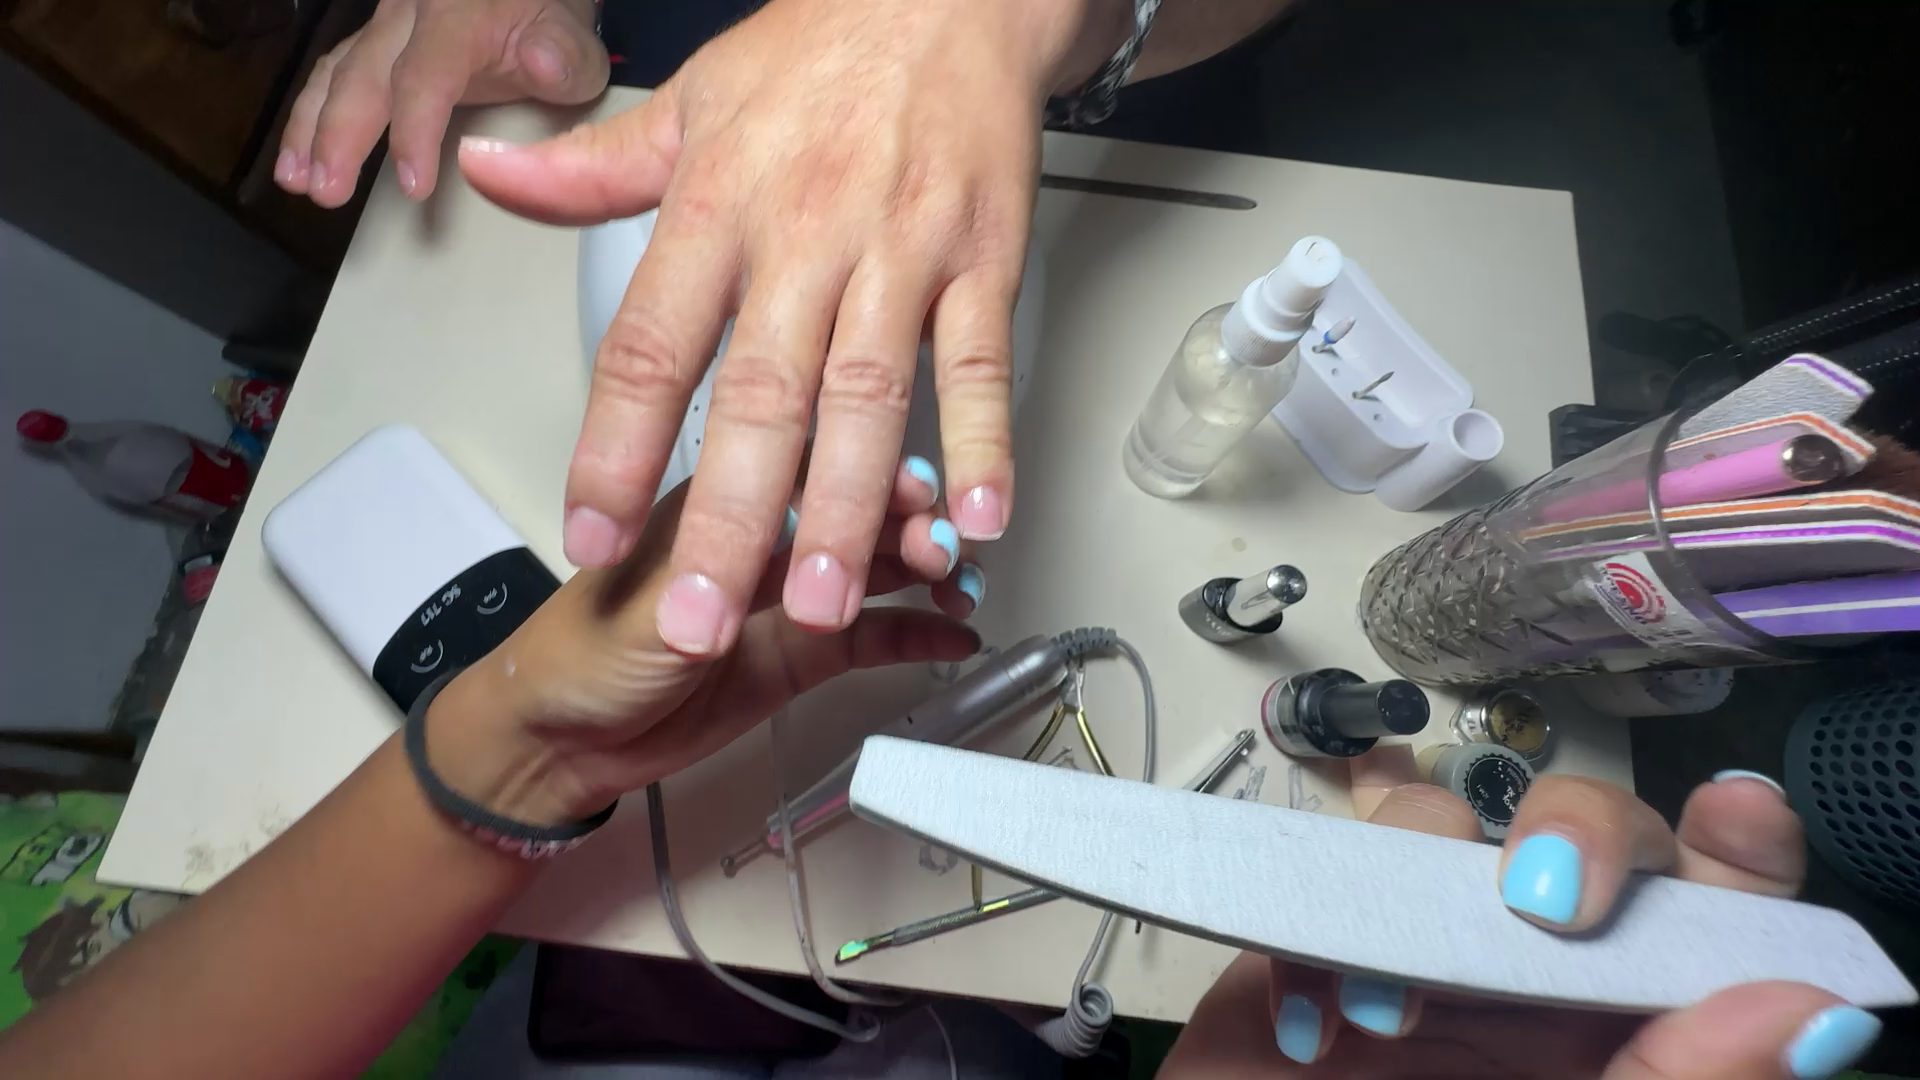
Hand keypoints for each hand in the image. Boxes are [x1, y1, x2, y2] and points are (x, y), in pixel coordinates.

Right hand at [274, 0, 607, 206]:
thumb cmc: (554, 26)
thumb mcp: (574, 44)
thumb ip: (562, 58)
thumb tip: (542, 63)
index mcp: (455, 18)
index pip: (423, 77)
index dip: (413, 131)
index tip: (412, 184)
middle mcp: (407, 15)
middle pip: (363, 77)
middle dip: (339, 137)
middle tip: (327, 192)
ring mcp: (388, 28)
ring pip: (338, 75)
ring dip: (312, 130)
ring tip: (299, 180)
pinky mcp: (381, 44)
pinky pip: (338, 76)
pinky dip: (315, 115)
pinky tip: (302, 154)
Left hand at [427, 457, 982, 824]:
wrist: (564, 742)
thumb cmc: (579, 657)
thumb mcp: (637, 614)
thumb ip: (717, 583)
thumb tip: (797, 562)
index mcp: (723, 500)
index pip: (808, 469)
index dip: (867, 474)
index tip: (917, 489)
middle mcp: (770, 537)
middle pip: (855, 514)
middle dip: (907, 522)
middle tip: (945, 545)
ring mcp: (796, 594)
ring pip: (877, 569)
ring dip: (924, 571)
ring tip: (962, 585)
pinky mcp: (810, 650)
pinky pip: (876, 637)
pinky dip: (917, 634)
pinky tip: (957, 634)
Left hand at [457, 0, 1104, 653]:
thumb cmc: (822, 52)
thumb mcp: (693, 99)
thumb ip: (598, 164)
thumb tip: (494, 179)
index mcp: (719, 206)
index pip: (648, 347)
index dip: (613, 451)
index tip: (593, 541)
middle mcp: (804, 240)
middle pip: (758, 401)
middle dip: (731, 523)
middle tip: (706, 621)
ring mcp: (901, 256)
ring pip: (865, 399)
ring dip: (848, 510)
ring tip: (829, 604)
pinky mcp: (983, 266)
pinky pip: (979, 367)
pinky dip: (981, 445)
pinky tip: (978, 519)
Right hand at [1162, 755, 1885, 1078]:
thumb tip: (1806, 1010)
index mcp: (1613, 1024)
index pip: (1700, 916)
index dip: (1732, 850)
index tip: (1738, 811)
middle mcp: (1523, 965)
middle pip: (1567, 826)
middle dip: (1571, 827)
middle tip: (1543, 901)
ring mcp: (1414, 936)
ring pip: (1428, 821)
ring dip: (1406, 887)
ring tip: (1383, 1015)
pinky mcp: (1318, 927)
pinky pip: (1317, 873)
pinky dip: (1309, 937)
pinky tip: (1308, 1026)